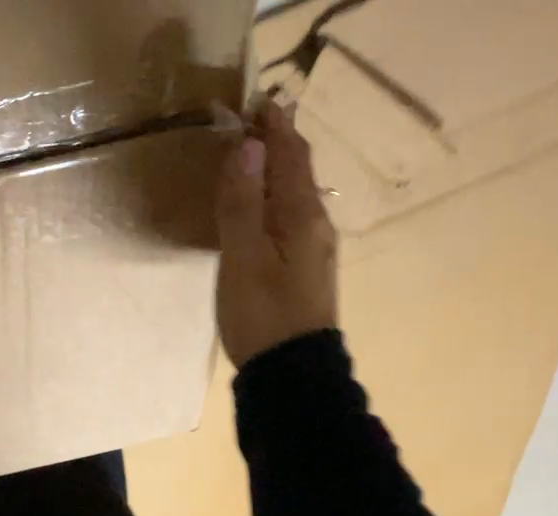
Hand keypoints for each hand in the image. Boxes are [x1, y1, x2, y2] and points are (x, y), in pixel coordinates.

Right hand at [214, 100, 339, 366]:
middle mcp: (314, 224)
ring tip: (251, 158)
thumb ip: (242, 204)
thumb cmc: (262, 314)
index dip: (274, 127)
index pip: (290, 156)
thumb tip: (247, 147)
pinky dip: (273, 199)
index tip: (256, 103)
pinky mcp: (302, 270)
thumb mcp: (243, 259)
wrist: (290, 370)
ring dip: (275, 170)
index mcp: (301, 215)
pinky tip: (259, 208)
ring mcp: (312, 248)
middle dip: (277, 144)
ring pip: (294, 195)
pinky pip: (289, 217)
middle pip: (298, 171)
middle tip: (252, 123)